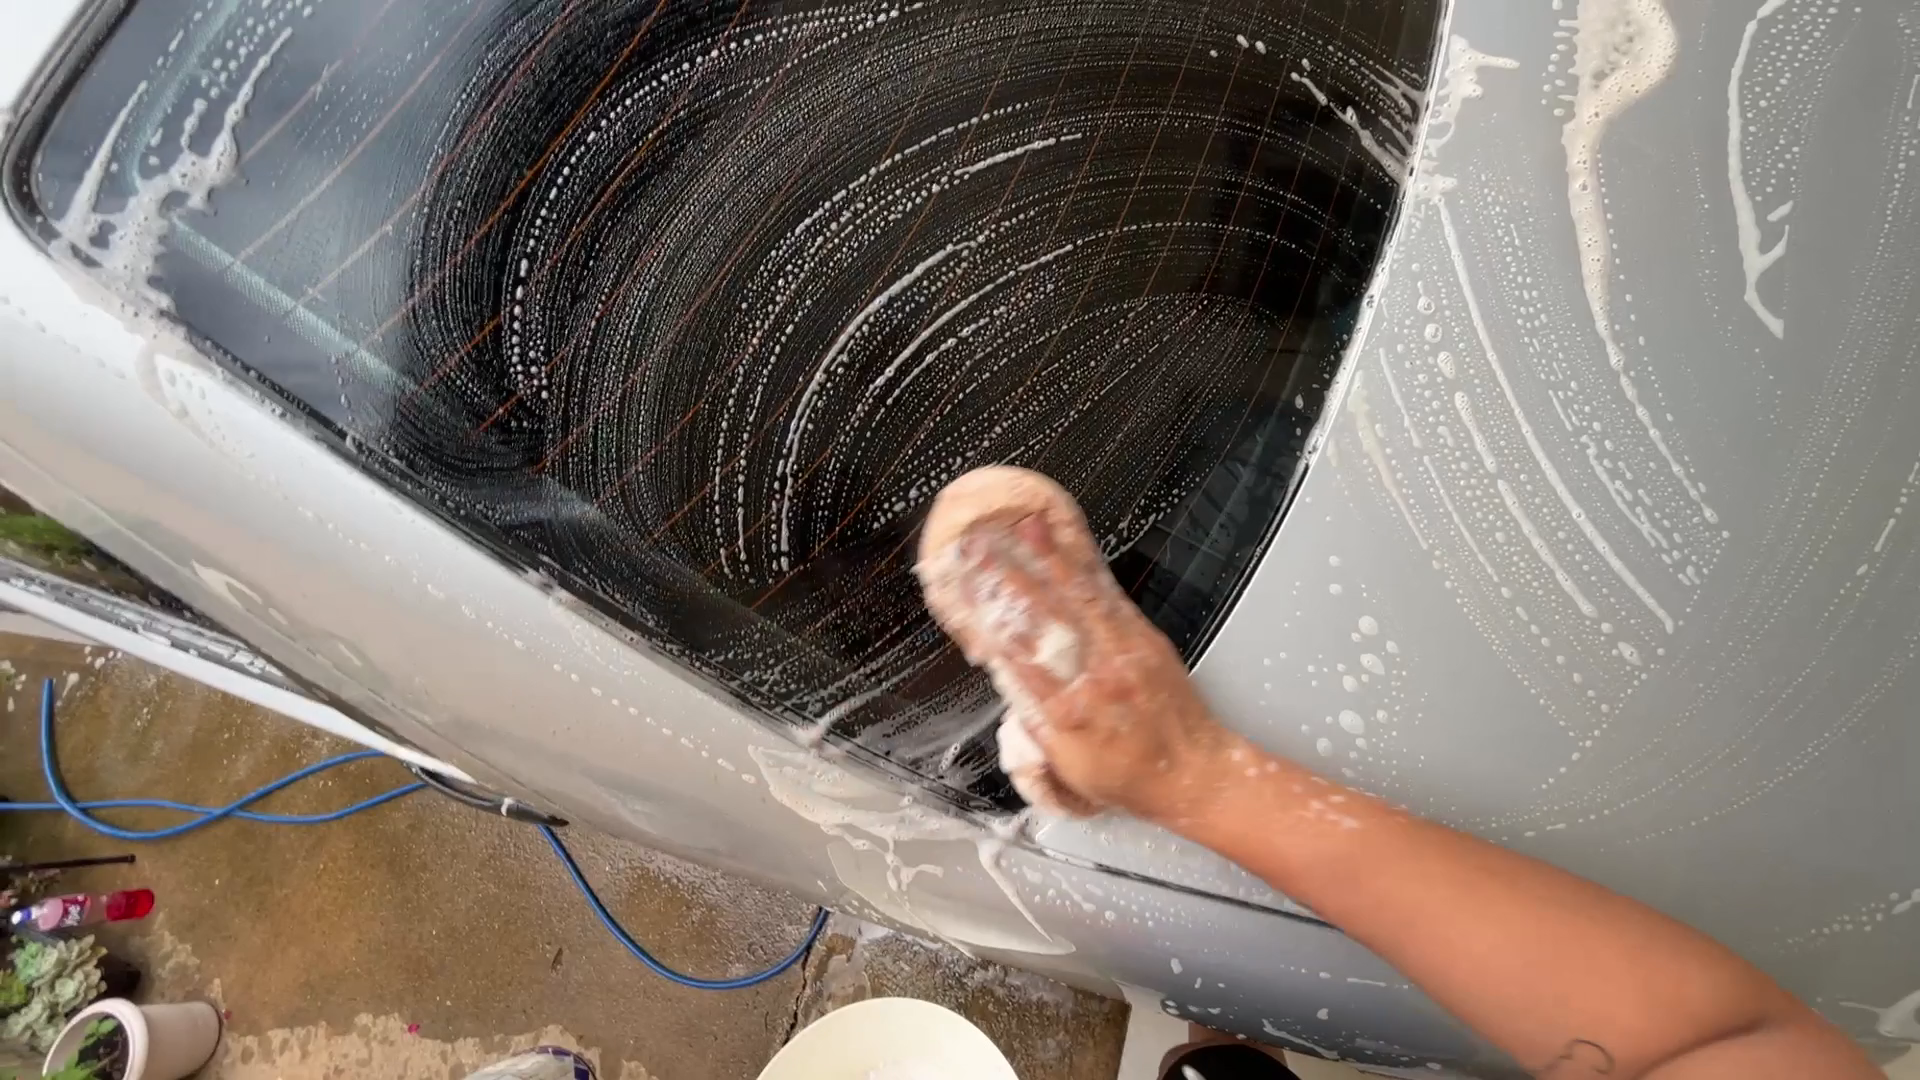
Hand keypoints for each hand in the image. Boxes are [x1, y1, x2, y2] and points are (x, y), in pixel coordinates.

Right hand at [917, 467, 1233, 822]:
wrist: (1195, 774)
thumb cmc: (1130, 777)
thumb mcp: (1066, 765)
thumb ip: (1034, 720)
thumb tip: (1009, 679)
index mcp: (1065, 712)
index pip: (1012, 653)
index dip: (983, 618)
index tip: (961, 591)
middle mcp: (1092, 676)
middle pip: (1041, 617)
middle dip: (1005, 577)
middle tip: (980, 548)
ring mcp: (1122, 652)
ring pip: (1078, 598)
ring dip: (1049, 559)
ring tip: (1026, 528)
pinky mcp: (1144, 639)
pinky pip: (1111, 599)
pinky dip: (1089, 571)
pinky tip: (1072, 549)